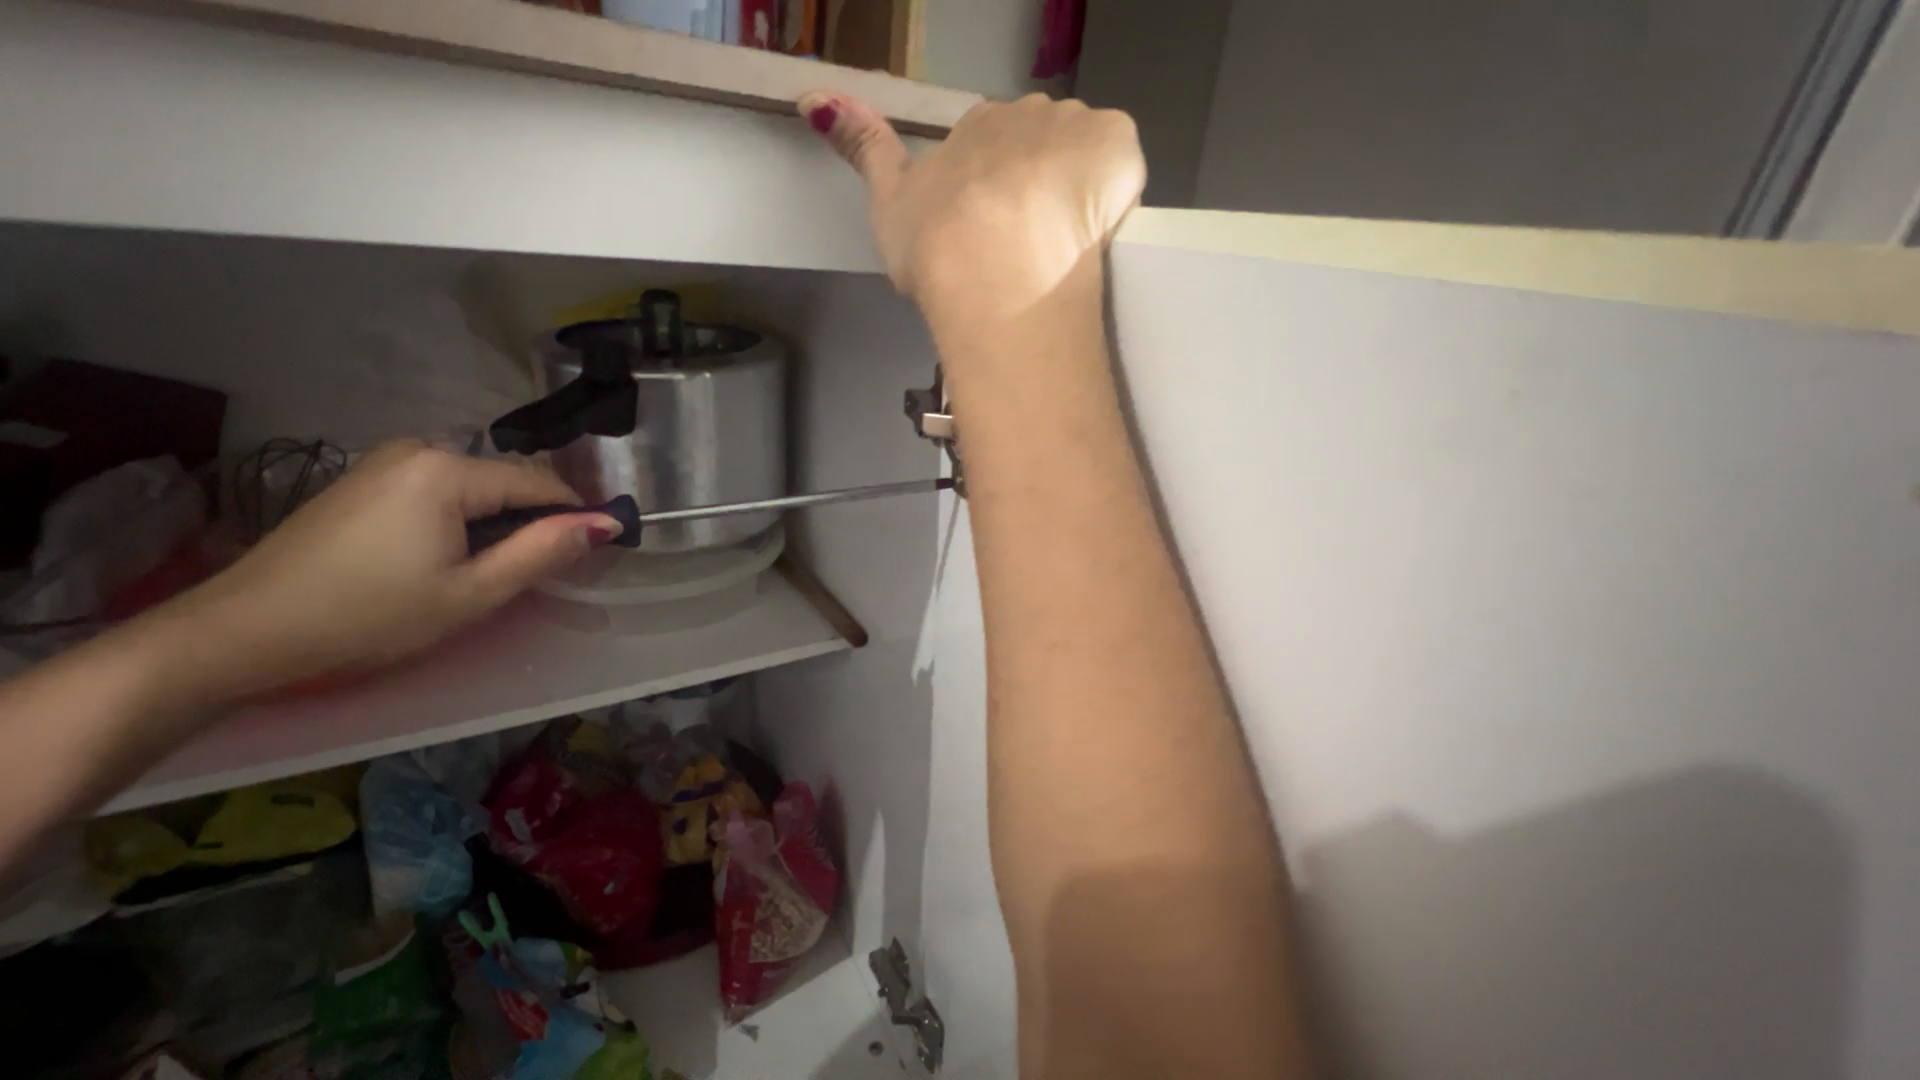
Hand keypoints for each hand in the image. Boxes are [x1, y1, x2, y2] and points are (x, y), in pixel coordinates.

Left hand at [144, 440, 619, 701]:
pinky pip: (438, 490)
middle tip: (534, 575)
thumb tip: (605, 523)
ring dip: (495, 522)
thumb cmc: (370, 615)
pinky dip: (460, 519)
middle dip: (532, 521)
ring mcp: (386, 461)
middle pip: (506, 481)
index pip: (540, 483)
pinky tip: (443, 559)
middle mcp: (419, 448)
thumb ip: (541, 552)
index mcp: (448, 470)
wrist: (245, 629)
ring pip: (474, 486)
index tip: (598, 551)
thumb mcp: (470, 593)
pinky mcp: (365, 479)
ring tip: (487, 573)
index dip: (576, 516)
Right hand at [797, 91, 1145, 323]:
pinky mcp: (1119, 145)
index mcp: (977, 126)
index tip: (992, 230)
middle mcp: (1027, 113)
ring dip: (1075, 189)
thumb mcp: (887, 202)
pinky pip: (1123, 163)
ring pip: (1084, 155)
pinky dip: (1115, 192)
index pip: (996, 146)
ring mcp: (1076, 126)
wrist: (994, 270)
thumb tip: (814, 99)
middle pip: (1043, 145)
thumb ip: (861, 146)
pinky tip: (1095, 230)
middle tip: (1025, 244)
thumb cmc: (936, 246)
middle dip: (1037, 185)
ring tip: (1059, 246)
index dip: (997, 191)